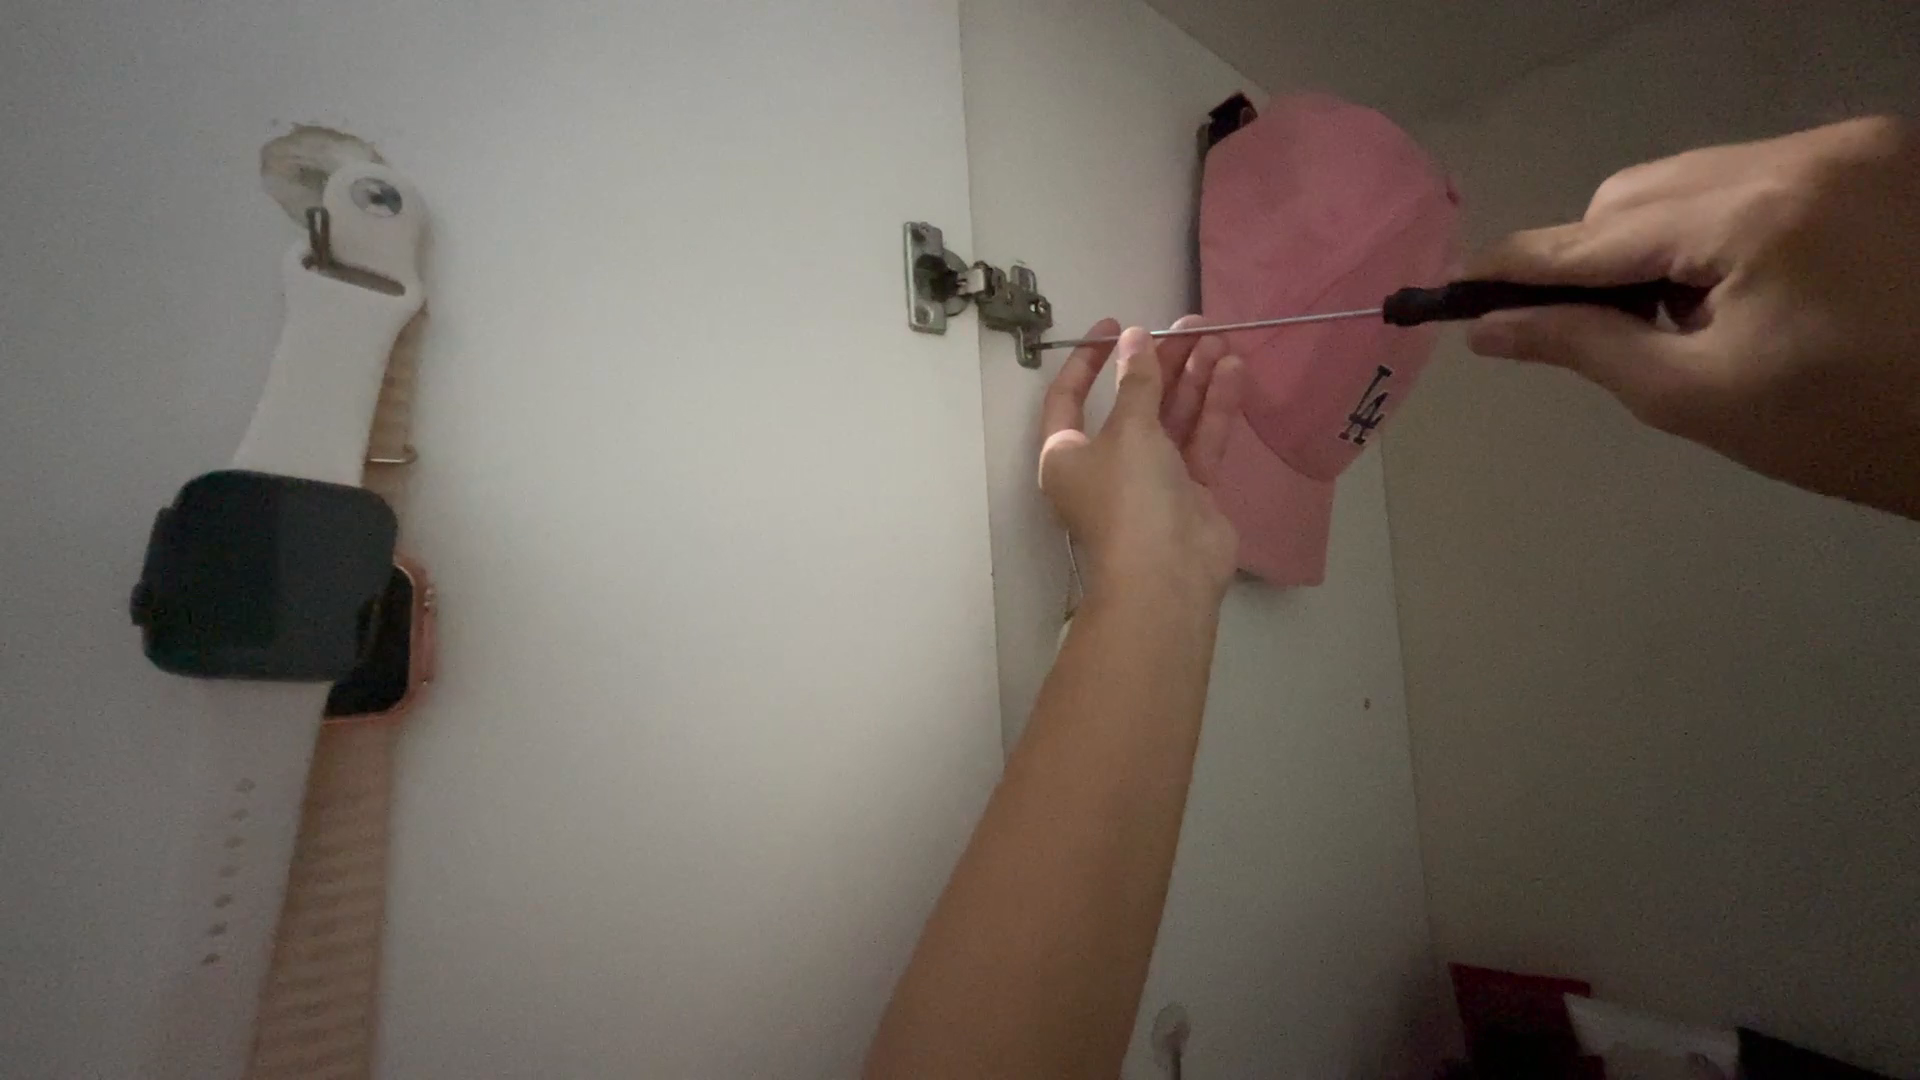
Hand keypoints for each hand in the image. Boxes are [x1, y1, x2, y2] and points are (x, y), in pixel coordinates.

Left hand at [1040, 318, 1244, 604]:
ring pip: (1169, 419)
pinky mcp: (1186, 492)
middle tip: (1191, 325)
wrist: (1166, 575)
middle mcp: (1102, 465)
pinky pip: (1196, 442)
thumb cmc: (1128, 498)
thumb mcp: (1127, 431)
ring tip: (1219, 338)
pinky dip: (1212, 409)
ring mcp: (1147, 479)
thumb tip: (1134, 339)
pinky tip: (1232, 372)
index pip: (1069, 397)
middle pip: (1130, 402)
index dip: (1089, 358)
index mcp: (1065, 454)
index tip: (1116, 324)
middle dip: (1160, 363)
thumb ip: (1136, 382)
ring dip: (1192, 379)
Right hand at [1465, 116, 1919, 517]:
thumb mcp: (1685, 393)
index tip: (1450, 286)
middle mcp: (1808, 153)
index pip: (1594, 236)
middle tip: (1597, 326)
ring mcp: (1854, 147)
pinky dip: (1704, 231)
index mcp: (1759, 214)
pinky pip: (1741, 180)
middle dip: (1591, 257)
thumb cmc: (1839, 423)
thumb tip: (1483, 329)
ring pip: (1682, 181)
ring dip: (1647, 244)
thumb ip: (1576, 344)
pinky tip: (1729, 285)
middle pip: (1632, 192)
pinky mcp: (1879, 158)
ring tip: (1678, 312)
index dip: (1514, 265)